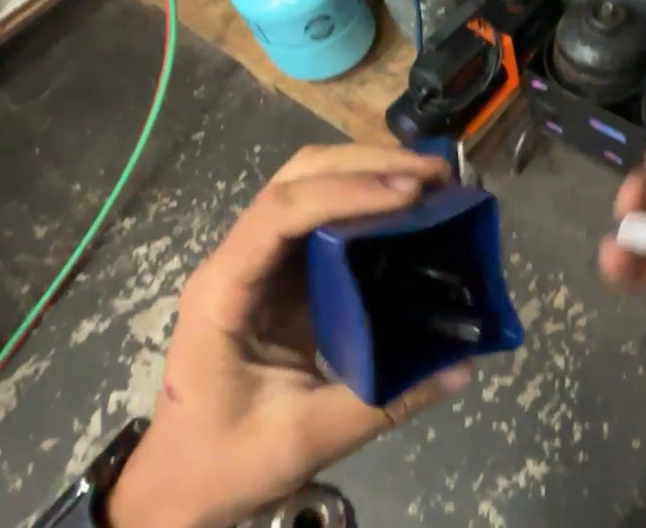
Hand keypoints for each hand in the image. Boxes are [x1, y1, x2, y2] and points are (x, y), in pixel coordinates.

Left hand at [107, 146, 472, 527]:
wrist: (181, 481)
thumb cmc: (225, 459)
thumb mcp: (304, 439)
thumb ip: (384, 401)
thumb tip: (464, 366)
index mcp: (224, 290)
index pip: (280, 212)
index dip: (346, 192)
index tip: (411, 195)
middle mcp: (238, 257)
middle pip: (298, 176)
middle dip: (368, 165)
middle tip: (436, 175)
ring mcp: (260, 258)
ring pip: (310, 180)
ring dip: (369, 168)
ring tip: (431, 178)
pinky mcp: (285, 268)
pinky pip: (324, 209)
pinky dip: (367, 192)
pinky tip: (408, 201)